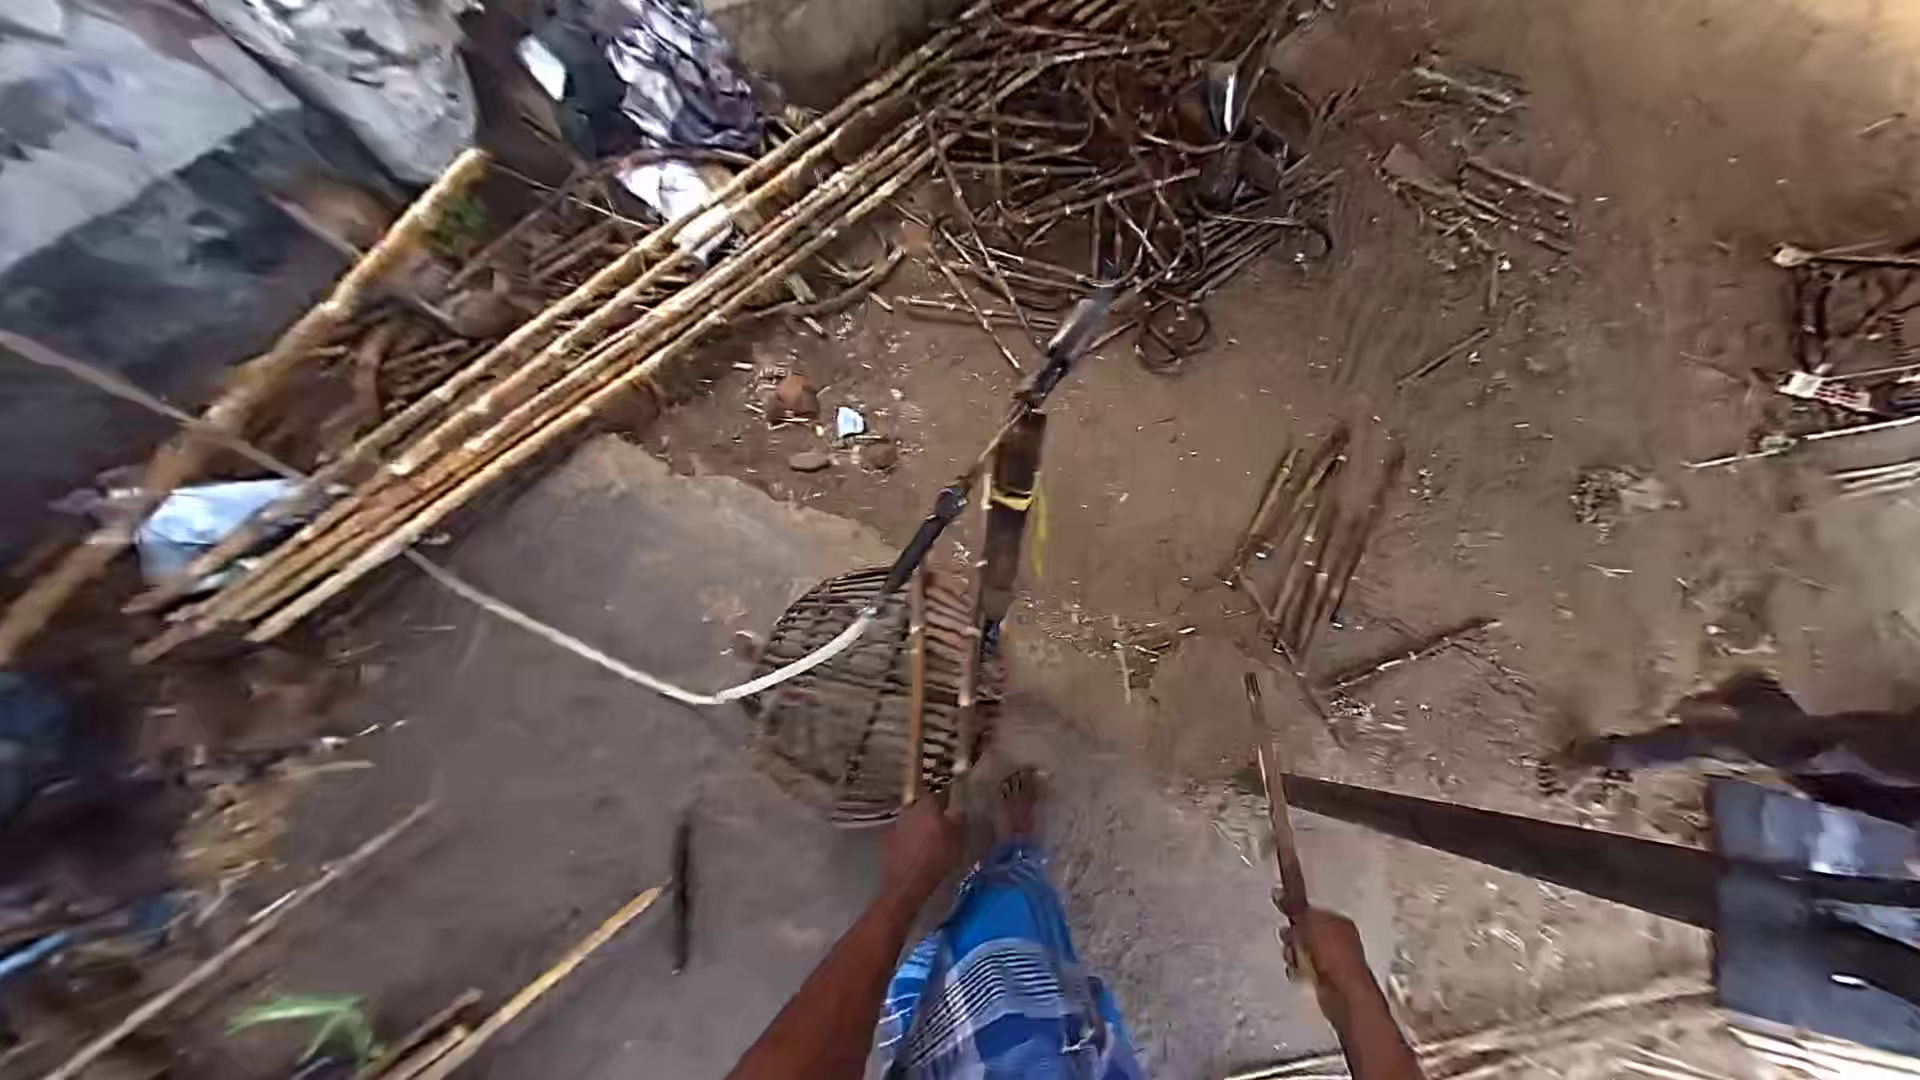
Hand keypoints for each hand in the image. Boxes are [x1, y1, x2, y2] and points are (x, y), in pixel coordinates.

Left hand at [880, 795, 962, 903]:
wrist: (906, 884)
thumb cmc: (935, 860)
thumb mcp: (955, 842)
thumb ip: (956, 822)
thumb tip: (955, 811)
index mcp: (926, 805)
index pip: (936, 797)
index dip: (943, 807)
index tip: (948, 818)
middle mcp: (909, 810)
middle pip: (921, 809)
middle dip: (929, 818)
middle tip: (938, 832)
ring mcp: (896, 825)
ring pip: (911, 822)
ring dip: (917, 829)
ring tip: (926, 846)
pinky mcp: (887, 840)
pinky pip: (901, 836)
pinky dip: (907, 841)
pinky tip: (914, 854)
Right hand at [1288, 907, 1372, 996]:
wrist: (1343, 994)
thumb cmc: (1334, 954)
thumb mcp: (1308, 920)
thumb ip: (1293, 906)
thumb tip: (1279, 894)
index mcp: (1340, 922)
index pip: (1314, 909)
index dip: (1297, 909)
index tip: (1284, 909)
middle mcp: (1340, 941)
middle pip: (1307, 930)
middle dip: (1293, 932)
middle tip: (1288, 935)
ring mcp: (1333, 962)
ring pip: (1303, 949)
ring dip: (1293, 951)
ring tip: (1292, 955)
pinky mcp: (1326, 980)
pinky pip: (1304, 967)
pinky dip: (1298, 968)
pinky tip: (1297, 968)